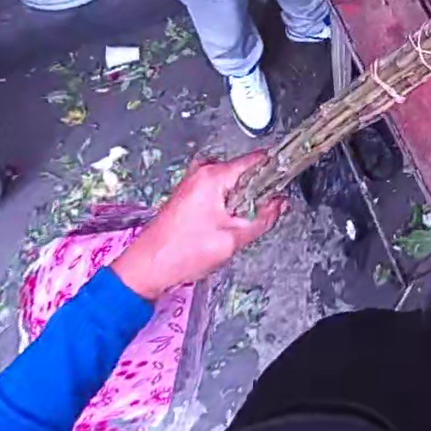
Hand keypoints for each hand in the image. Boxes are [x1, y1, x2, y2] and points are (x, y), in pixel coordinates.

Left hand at [110, 154, 283, 300]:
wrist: (143, 271)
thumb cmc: (180, 254)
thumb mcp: (233, 240)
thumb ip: (264, 219)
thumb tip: (280, 204)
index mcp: (214, 176)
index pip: (258, 159)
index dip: (277, 168)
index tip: (287, 180)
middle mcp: (203, 172)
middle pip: (246, 170)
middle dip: (258, 189)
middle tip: (260, 210)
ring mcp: (194, 181)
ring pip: (234, 181)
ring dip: (243, 197)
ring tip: (239, 220)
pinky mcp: (190, 193)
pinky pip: (221, 188)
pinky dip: (229, 201)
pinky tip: (225, 223)